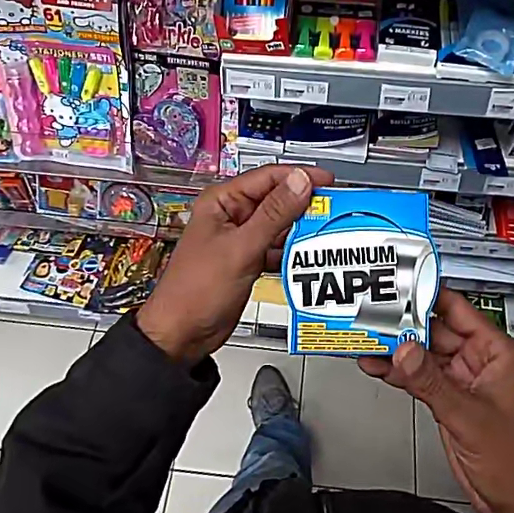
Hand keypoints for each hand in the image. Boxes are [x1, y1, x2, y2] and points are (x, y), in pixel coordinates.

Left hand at [136, 164, 329, 364]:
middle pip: (277, 199)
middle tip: (331, 210)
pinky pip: (277, 246)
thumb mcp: (241, 248)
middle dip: (304, 205)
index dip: (299, 177)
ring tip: (322, 233)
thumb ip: (274, 214)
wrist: (182, 335)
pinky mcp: (248, 258)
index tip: (327, 183)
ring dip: (299, 229)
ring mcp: (241, 237)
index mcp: (222, 201)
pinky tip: (304, 257)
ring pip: (279, 224)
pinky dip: (291, 251)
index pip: (268, 177)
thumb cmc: (193, 292)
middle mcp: (232, 215)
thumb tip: (299, 182)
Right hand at [359, 291, 513, 512]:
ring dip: (396, 349)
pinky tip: (377, 366)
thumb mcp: (470, 417)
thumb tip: (405, 351)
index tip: (400, 287)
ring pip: (422, 354)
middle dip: (403, 324)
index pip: (457, 309)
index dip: (428, 296)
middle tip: (373, 318)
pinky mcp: (448, 401)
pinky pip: (418, 377)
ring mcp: (461, 381)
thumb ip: (432, 382)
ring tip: (367, 339)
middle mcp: (478, 361)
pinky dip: (398, 372)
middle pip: (434, 330)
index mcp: (496, 352)